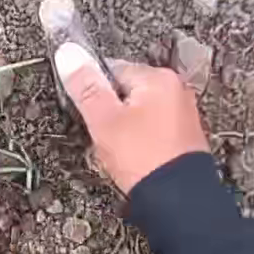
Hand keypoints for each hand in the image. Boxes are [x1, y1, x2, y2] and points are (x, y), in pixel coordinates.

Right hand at [55, 44, 209, 192]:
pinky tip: (138, 162)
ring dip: (126, 132)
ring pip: (139, 116)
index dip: (95, 95)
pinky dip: (142, 145)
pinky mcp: (185, 139)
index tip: (93, 117)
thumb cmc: (142, 159)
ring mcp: (184, 115)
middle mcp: (176, 91)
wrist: (178, 201)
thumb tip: (68, 51)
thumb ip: (86, 86)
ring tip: (124, 154)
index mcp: (159, 78)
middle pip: (127, 93)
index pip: (112, 69)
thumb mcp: (104, 120)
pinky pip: (153, 133)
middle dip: (112, 116)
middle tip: (108, 140)